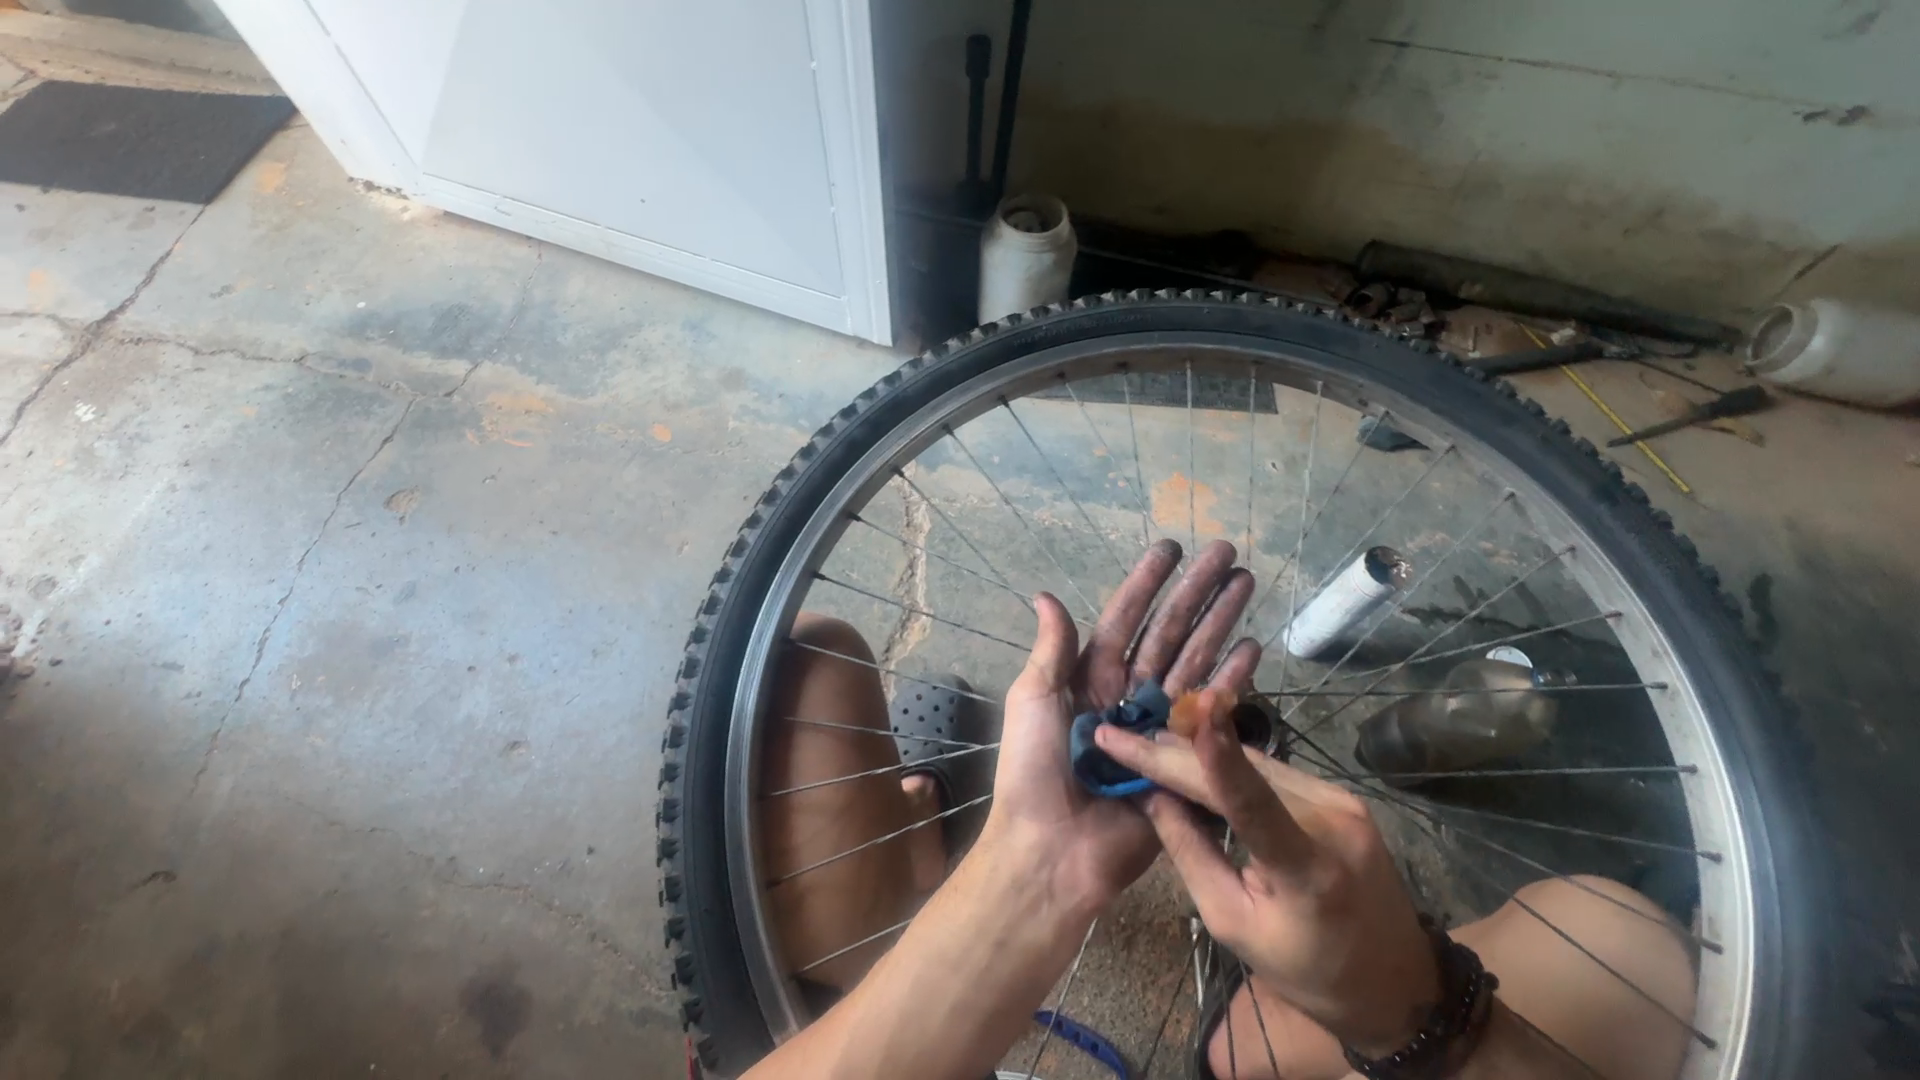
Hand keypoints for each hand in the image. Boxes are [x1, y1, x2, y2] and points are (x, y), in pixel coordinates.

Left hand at [978, 539, 1260, 910]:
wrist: (1054, 851)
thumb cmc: (1034, 770)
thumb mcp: (1031, 700)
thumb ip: (1051, 650)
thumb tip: (1044, 595)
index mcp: (1089, 677)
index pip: (1126, 618)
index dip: (1148, 583)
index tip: (1172, 548)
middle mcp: (1127, 694)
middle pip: (1169, 631)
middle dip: (1197, 593)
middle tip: (1227, 553)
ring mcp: (1158, 725)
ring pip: (1195, 661)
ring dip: (1221, 623)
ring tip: (1248, 584)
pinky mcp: (1182, 759)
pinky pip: (1211, 712)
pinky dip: (1232, 679)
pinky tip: (1253, 648)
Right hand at [1095, 707, 1440, 1056]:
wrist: (1396, 982)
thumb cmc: (1306, 968)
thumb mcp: (1232, 923)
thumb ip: (1190, 853)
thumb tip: (1150, 794)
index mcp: (1307, 867)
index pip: (1253, 801)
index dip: (1220, 754)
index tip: (1193, 707)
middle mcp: (1331, 818)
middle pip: (1238, 771)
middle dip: (1172, 752)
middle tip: (1116, 735)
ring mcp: (1342, 800)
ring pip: (1253, 763)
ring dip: (1196, 752)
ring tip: (1142, 743)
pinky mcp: (1341, 795)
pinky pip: (1271, 771)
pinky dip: (1228, 764)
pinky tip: (1192, 757)